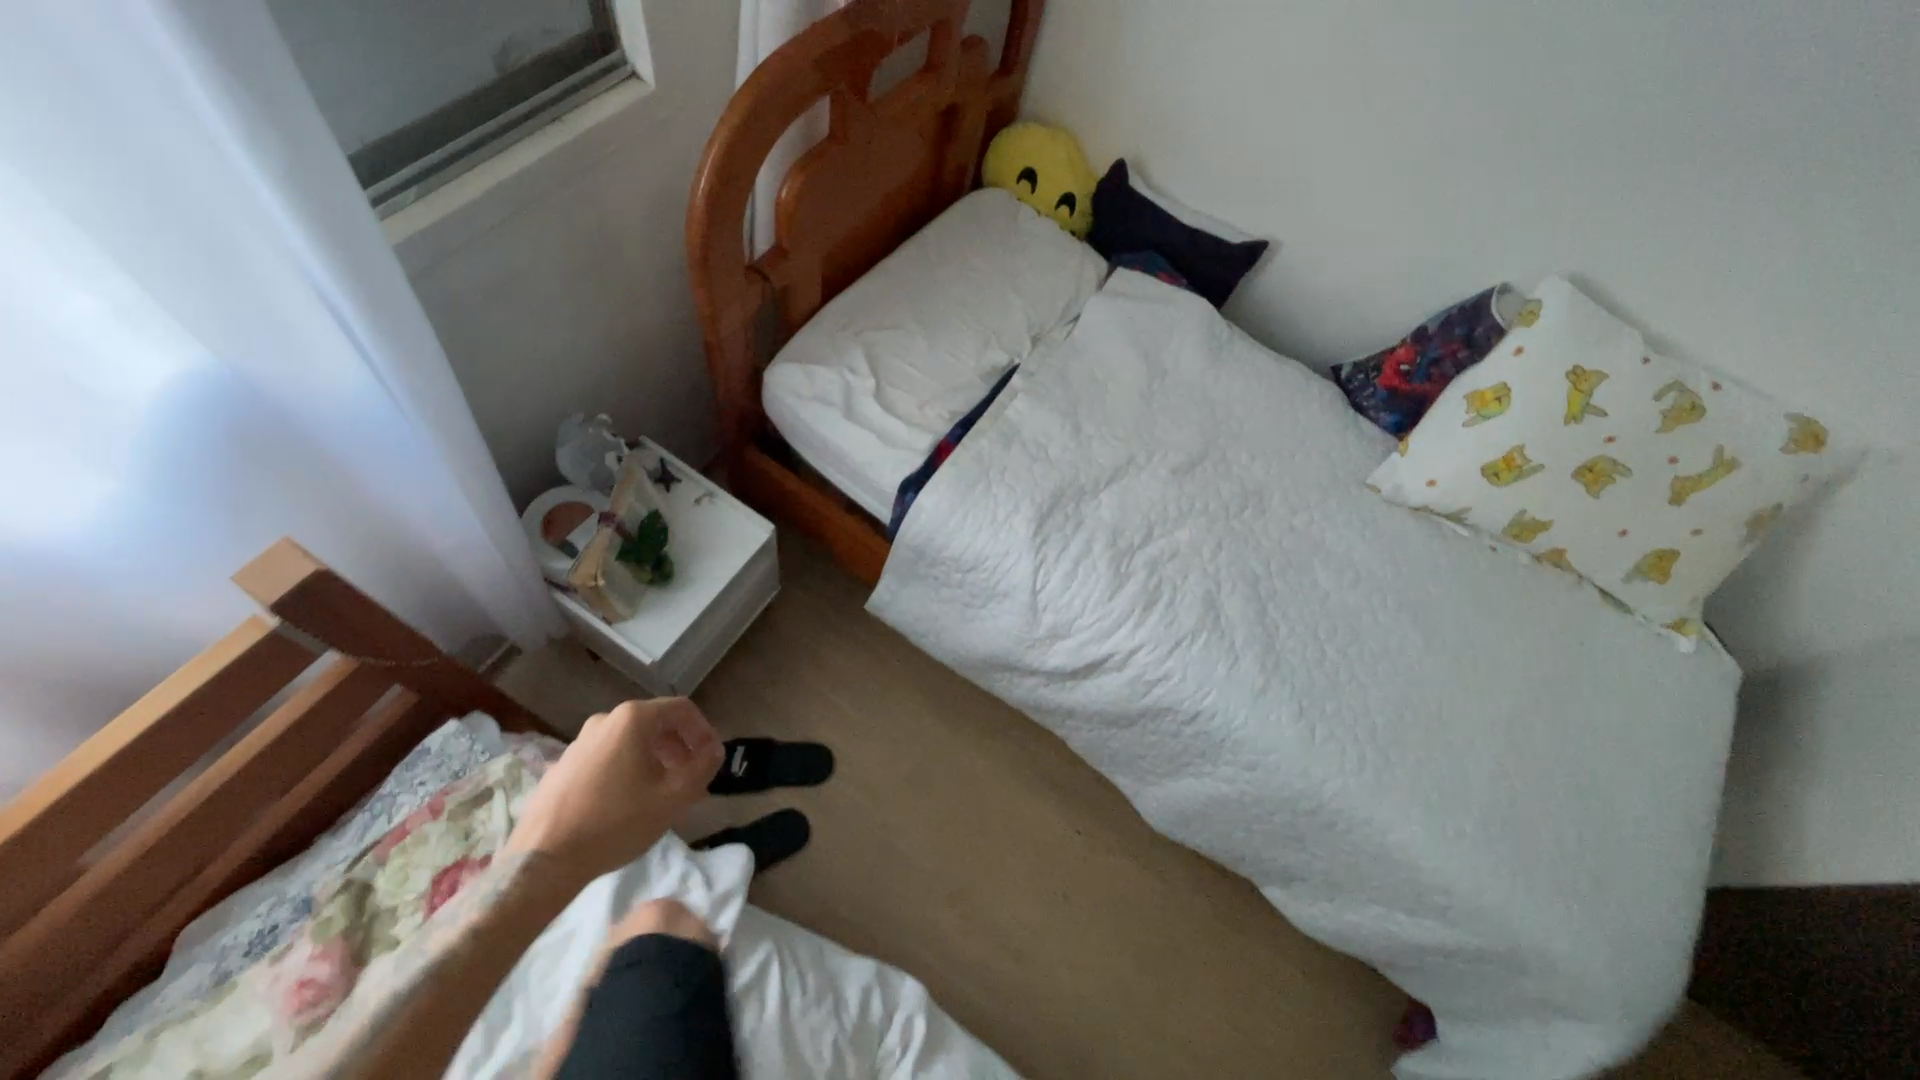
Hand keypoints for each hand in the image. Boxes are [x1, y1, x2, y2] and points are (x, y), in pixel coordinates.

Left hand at [506, 698, 722, 889]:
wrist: (546, 857)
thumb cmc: (618, 821)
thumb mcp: (674, 797)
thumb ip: (702, 767)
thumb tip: (713, 752)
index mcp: (632, 720)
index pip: (682, 710)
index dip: (705, 731)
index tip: (712, 760)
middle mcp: (604, 721)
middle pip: (655, 724)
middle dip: (680, 748)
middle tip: (692, 779)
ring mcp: (579, 743)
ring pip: (630, 742)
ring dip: (655, 760)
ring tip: (664, 793)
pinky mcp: (563, 766)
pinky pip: (607, 758)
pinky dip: (628, 770)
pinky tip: (629, 803)